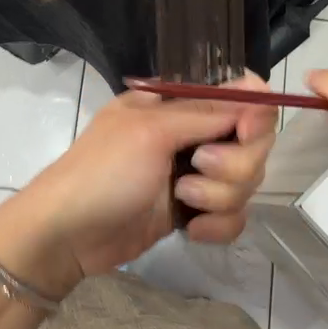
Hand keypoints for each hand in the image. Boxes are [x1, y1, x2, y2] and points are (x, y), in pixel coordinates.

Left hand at [0, 75, 277, 299]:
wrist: (67, 237)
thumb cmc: (104, 171)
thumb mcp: (152, 131)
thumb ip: (208, 112)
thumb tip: (260, 92)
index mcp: (178, 102)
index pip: (241, 95)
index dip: (254, 116)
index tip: (245, 134)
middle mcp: (192, 133)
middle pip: (253, 142)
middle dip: (234, 164)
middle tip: (198, 169)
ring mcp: (194, 174)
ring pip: (245, 182)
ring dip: (220, 197)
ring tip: (181, 201)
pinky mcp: (194, 211)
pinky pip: (233, 215)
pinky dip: (218, 225)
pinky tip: (192, 231)